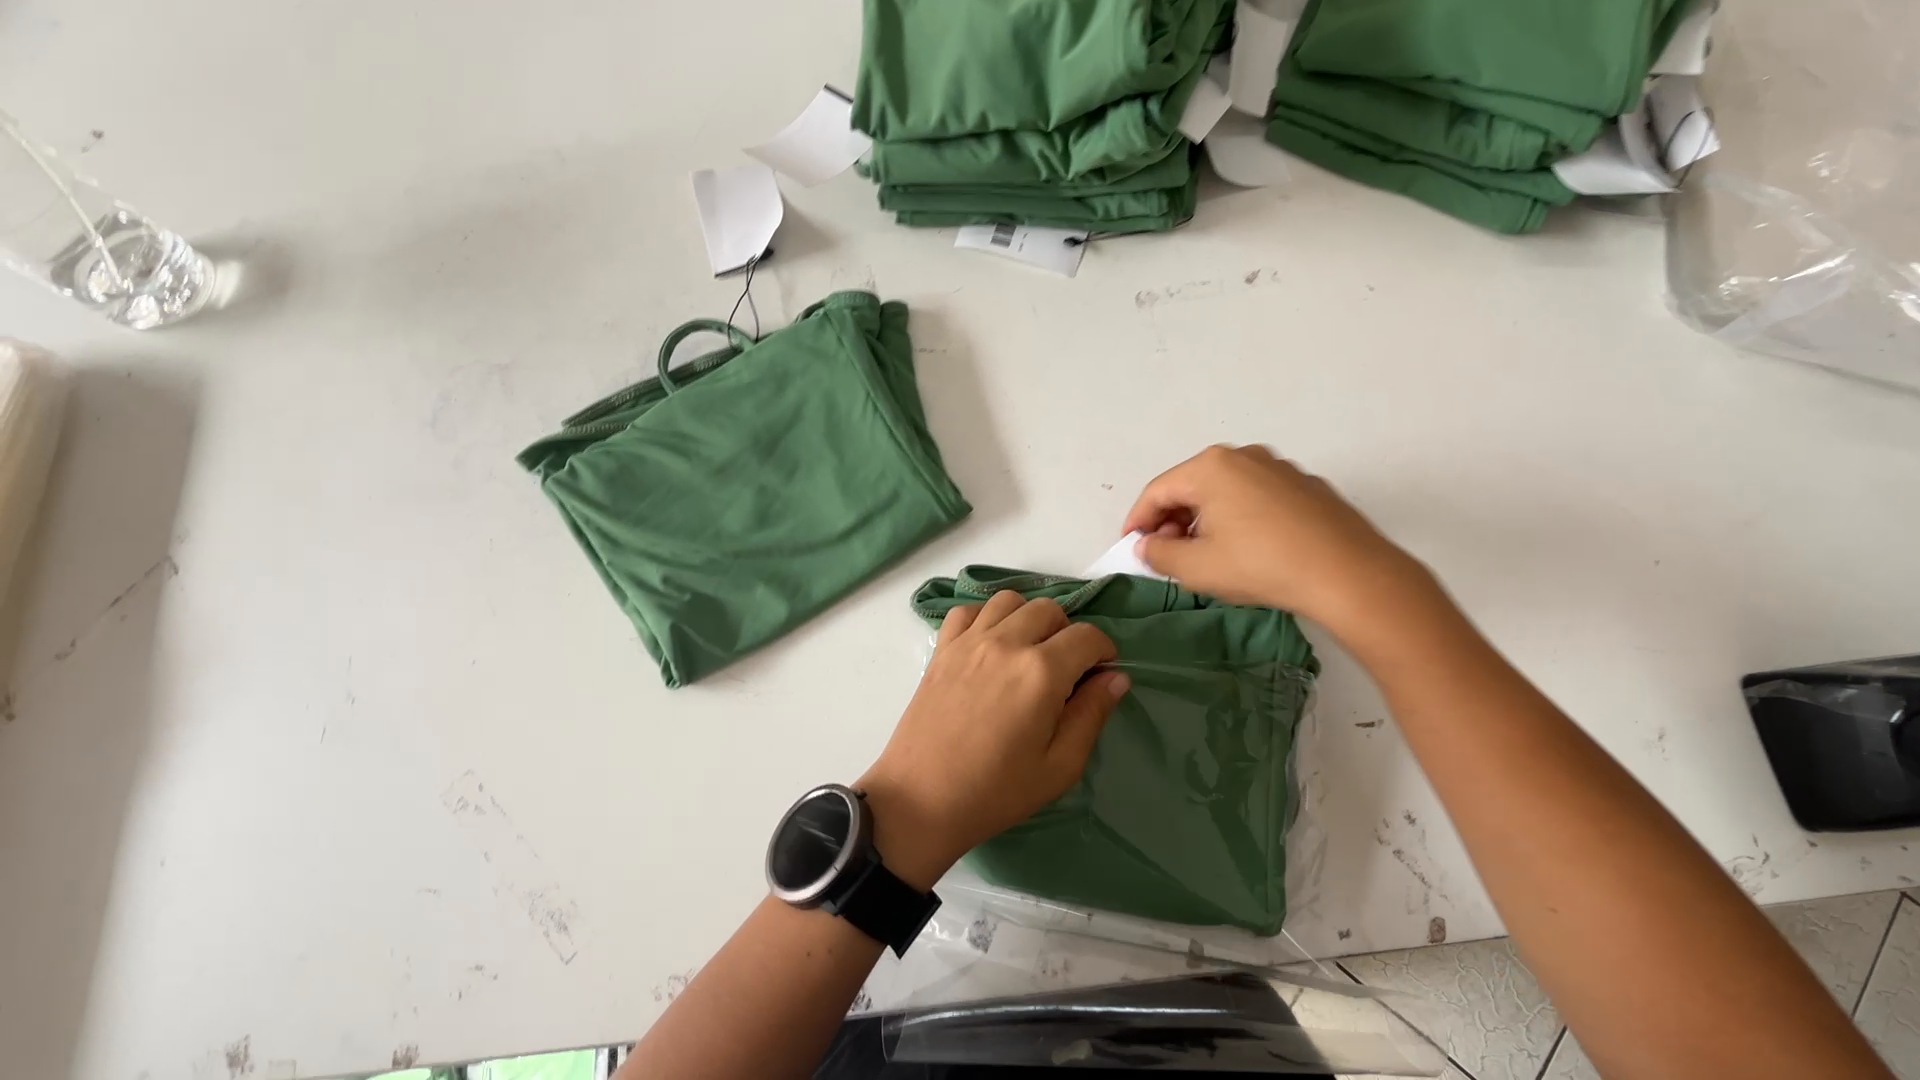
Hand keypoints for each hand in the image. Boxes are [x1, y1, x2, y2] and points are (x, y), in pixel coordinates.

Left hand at [857, 591, 1128, 890]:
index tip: (1100, 676)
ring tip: (1028, 653)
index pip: (1087, 636)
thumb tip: (1116, 677)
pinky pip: (967, 611)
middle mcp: (1006, 643)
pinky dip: (985, 617)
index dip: (1103, 652)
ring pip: (1009, 601)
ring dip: (1028, 618)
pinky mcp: (941, 650)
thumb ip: (1091, 714)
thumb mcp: (1059, 766)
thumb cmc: (996, 792)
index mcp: (1041, 672)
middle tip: (1065, 670)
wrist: (921, 801)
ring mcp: (968, 642)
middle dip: (1067, 633)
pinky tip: (990, 646)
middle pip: (1049, 610)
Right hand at [1122, 445, 1434, 638]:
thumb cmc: (1261, 565)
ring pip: (1226, 491)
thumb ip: (1159, 553)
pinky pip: (1257, 498)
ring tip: (1206, 555)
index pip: (1157, 491)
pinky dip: (1239, 518)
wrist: (1347, 574)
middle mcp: (1244, 457)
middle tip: (1168, 555)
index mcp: (1210, 467)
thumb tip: (1147, 545)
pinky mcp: (1307, 487)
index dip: (1138, 521)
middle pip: (1192, 486)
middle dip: (1173, 520)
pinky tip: (1248, 550)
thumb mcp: (1196, 568)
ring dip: (1206, 520)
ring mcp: (1279, 468)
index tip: (1132, 547)